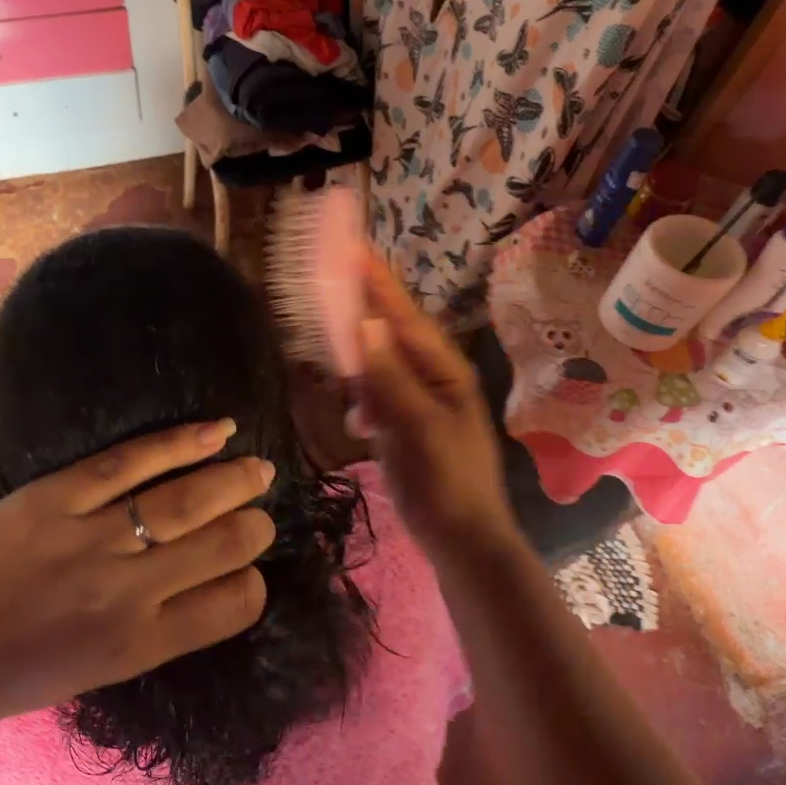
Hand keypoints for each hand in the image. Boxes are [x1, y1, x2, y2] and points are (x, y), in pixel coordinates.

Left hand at [0, 421, 275, 749]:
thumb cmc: (20, 672)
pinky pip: (132, 462)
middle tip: (260, 511)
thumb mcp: (102, 671)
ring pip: (187, 499)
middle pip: (222, 544)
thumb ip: (160, 627)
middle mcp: (127, 592)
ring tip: (259, 468)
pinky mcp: (56, 497)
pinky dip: (182, 441)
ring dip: (233, 479)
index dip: (252, 581)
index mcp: (141, 644)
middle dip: (254, 525)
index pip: (232, 604)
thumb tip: (212, 578)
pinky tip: (217, 430)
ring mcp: (91, 539)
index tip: (248, 568)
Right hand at [352, 247, 517, 558]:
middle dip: (358, 305)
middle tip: (325, 276)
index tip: (350, 246)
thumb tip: (363, 322)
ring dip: (353, 347)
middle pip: (388, 331)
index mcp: (444, 369)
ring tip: (325, 328)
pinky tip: (348, 399)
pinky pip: (373, 391)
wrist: (460, 539)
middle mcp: (430, 376)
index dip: (376, 281)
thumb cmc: (447, 481)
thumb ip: (390, 376)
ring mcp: (415, 400)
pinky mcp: (400, 423)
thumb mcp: (419, 426)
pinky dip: (357, 388)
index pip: (403, 316)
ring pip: (377, 360)